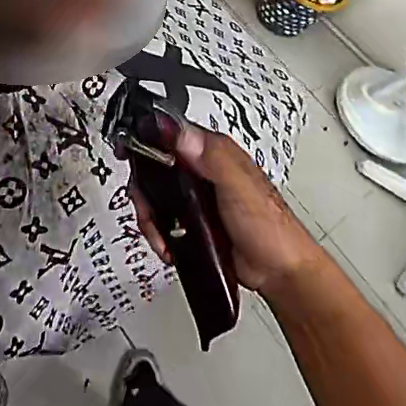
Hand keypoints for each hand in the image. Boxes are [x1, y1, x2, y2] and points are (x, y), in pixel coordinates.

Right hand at [130, 124, 328, 295]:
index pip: (174, 134)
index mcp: (215, 154)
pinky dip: (162, 232)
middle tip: (147, 208)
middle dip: (146, 189)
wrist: (278, 270)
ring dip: (152, 215)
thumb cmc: (270, 226)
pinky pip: (167, 220)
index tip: (128, 150)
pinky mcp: (196, 222)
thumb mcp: (239, 186)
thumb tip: (182, 134)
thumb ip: (212, 158)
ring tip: (161, 234)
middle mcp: (206, 171)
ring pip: (159, 196)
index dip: (148, 139)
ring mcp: (199, 198)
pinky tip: (169, 244)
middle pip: (158, 167)